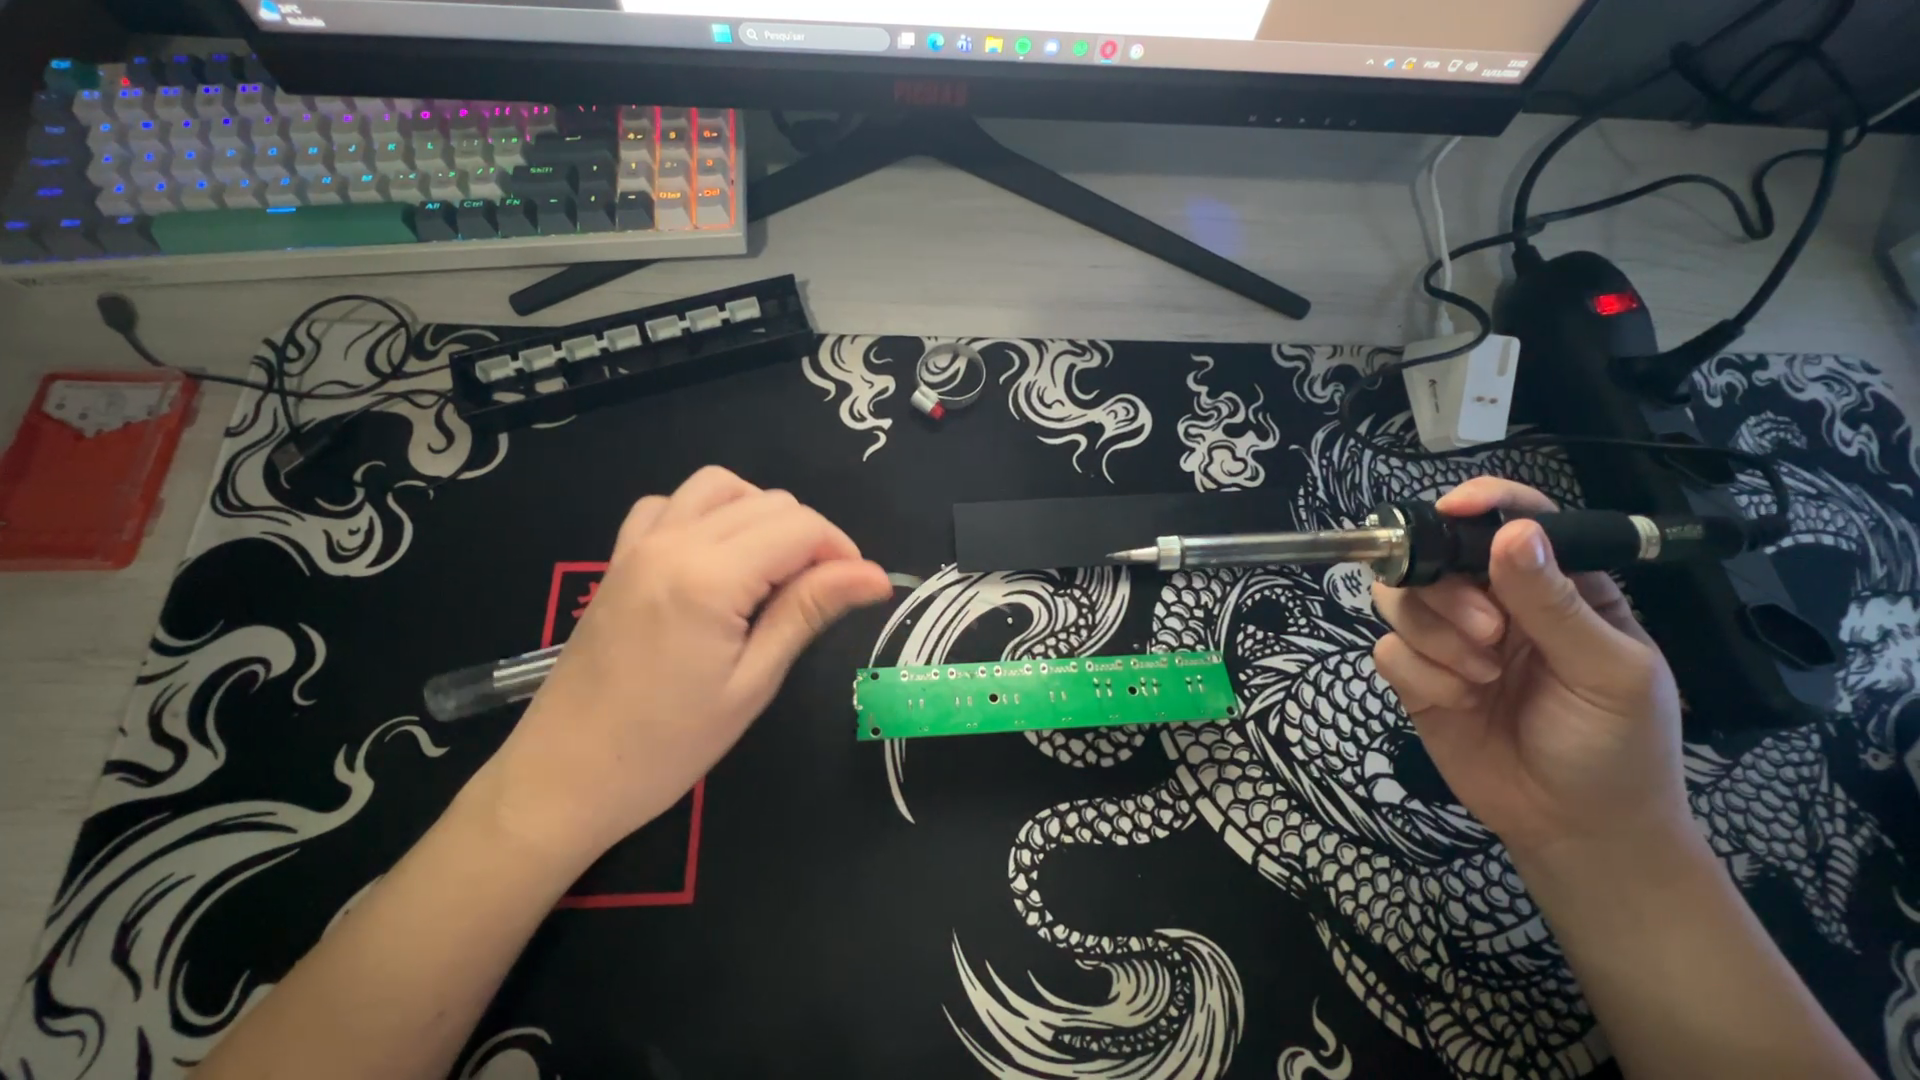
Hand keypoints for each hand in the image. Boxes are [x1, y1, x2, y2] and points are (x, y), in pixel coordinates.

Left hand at [476, 467, 893, 860]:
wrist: (566, 778)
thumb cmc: (668, 746)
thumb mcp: (752, 683)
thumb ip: (809, 612)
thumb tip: (875, 575)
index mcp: (710, 576)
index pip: (801, 528)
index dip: (842, 552)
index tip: (859, 591)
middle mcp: (673, 541)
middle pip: (769, 502)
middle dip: (810, 538)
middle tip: (821, 596)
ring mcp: (638, 545)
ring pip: (719, 487)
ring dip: (761, 515)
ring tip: (774, 570)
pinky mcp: (617, 559)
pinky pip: (668, 505)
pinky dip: (705, 514)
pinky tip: (715, 558)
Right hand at [1369, 477, 1694, 867]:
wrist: (1575, 828)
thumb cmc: (1617, 744)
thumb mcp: (1608, 671)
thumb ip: (1556, 603)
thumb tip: (1513, 532)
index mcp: (1555, 587)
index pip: (1516, 519)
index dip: (1483, 503)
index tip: (1454, 510)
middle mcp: (1495, 603)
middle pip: (1436, 557)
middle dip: (1450, 592)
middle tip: (1489, 634)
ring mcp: (1451, 641)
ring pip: (1401, 600)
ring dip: (1435, 638)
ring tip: (1479, 679)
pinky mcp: (1418, 678)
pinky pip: (1388, 651)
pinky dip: (1419, 675)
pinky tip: (1459, 704)